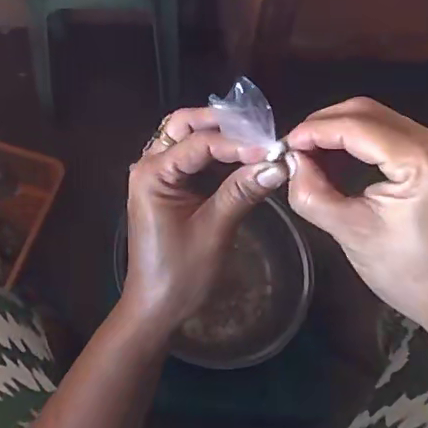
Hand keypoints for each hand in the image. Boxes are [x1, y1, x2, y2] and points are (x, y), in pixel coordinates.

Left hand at [122, 107, 288, 335]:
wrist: (156, 304)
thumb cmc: (180, 272)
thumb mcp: (214, 230)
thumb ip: (242, 192)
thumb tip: (279, 163)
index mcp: (152, 173)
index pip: (198, 143)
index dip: (237, 141)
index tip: (274, 147)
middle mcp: (148, 165)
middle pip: (184, 126)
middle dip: (222, 123)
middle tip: (263, 130)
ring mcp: (155, 174)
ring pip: (185, 137)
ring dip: (219, 134)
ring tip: (258, 139)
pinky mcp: (166, 186)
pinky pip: (189, 157)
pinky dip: (215, 153)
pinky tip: (243, 156)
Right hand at [280, 98, 427, 338]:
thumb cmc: (408, 273)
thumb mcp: (349, 232)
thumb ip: (311, 191)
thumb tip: (289, 161)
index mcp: (423, 162)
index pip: (355, 125)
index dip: (312, 131)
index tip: (280, 147)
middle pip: (366, 112)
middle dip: (322, 125)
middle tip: (291, 149)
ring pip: (375, 118)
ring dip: (336, 131)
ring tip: (306, 155)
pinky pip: (387, 133)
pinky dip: (354, 141)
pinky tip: (333, 160)